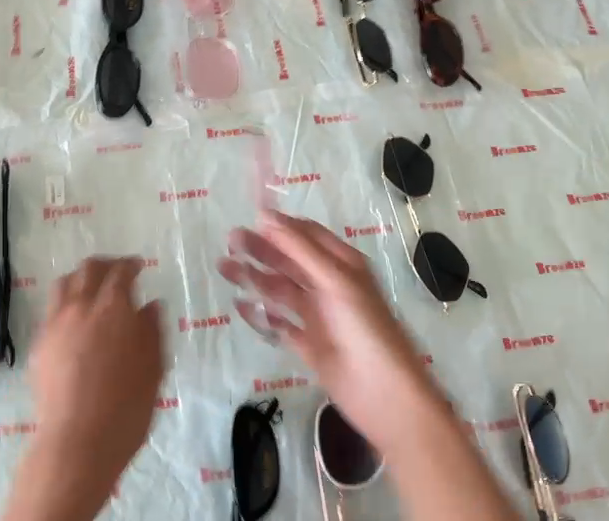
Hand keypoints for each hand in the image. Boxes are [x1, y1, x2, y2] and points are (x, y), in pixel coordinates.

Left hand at [6, 257, 164, 520]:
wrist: (76, 443)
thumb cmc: (126, 408)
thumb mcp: (153, 369)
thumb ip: (152, 330)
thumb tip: (150, 305)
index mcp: (113, 308)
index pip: (120, 271)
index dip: (130, 264)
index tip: (139, 267)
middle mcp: (80, 306)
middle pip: (88, 268)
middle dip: (105, 264)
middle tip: (118, 273)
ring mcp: (55, 324)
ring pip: (64, 283)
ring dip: (80, 278)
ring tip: (91, 289)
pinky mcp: (39, 344)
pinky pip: (52, 310)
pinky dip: (66, 303)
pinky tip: (75, 321)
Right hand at [219, 212, 444, 453]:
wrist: (384, 394)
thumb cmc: (363, 327)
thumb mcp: (334, 279)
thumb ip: (299, 248)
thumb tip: (265, 215)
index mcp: (342, 264)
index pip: (307, 235)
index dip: (281, 226)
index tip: (250, 219)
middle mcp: (328, 285)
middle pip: (289, 260)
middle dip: (261, 250)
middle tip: (229, 241)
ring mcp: (318, 316)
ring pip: (280, 290)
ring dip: (254, 277)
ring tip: (224, 268)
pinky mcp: (308, 345)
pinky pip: (279, 324)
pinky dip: (260, 314)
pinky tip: (239, 305)